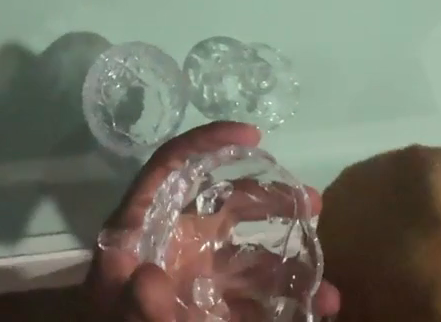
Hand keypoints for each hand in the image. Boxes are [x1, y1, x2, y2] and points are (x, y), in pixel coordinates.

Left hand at [86, 121, 342, 320]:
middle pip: (224, 204)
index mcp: (144, 225)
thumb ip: (132, 301)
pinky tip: (319, 308)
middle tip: (313, 201)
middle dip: (269, 199)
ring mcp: (194, 276)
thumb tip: (149, 276)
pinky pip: (253, 302)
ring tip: (326, 278)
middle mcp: (173, 241)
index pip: (172, 164)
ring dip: (289, 261)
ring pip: (249, 258)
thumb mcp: (114, 312)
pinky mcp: (210, 310)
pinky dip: (287, 303)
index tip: (252, 136)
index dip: (207, 142)